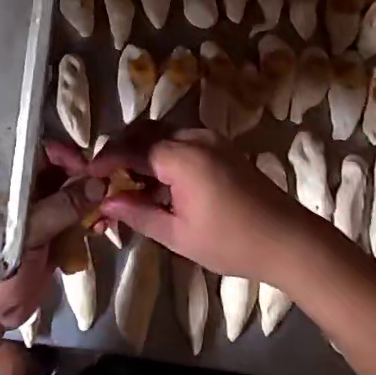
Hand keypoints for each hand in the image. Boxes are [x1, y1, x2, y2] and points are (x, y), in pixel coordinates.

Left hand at [0, 141, 101, 333]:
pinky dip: (92, 222)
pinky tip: (103, 229)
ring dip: (94, 203)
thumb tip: (98, 183)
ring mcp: (42, 215)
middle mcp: (27, 194)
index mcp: (11, 186)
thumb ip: (61, 209)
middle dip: (88, 180)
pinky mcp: (54, 236)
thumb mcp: (27, 238)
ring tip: (107, 215)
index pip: (41, 153)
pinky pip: (78, 221)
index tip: (90, 168)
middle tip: (110, 191)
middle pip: (64, 173)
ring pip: (75, 197)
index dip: (66, 155)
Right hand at [91, 128, 333, 285]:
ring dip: (140, 151)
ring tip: (128, 184)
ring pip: (161, 133)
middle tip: (104, 179)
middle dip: (120, 150)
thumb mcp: (177, 235)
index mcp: (182, 158)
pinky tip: (157, 182)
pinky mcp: (221, 147)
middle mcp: (195, 138)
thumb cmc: (231, 242)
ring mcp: (211, 139)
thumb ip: (138, 213)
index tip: (86, 176)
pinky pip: (180, 141)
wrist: (289, 239)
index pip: (130, 148)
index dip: (104, 160)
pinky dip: (160, 153)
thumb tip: (105, 203)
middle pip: (144, 132)